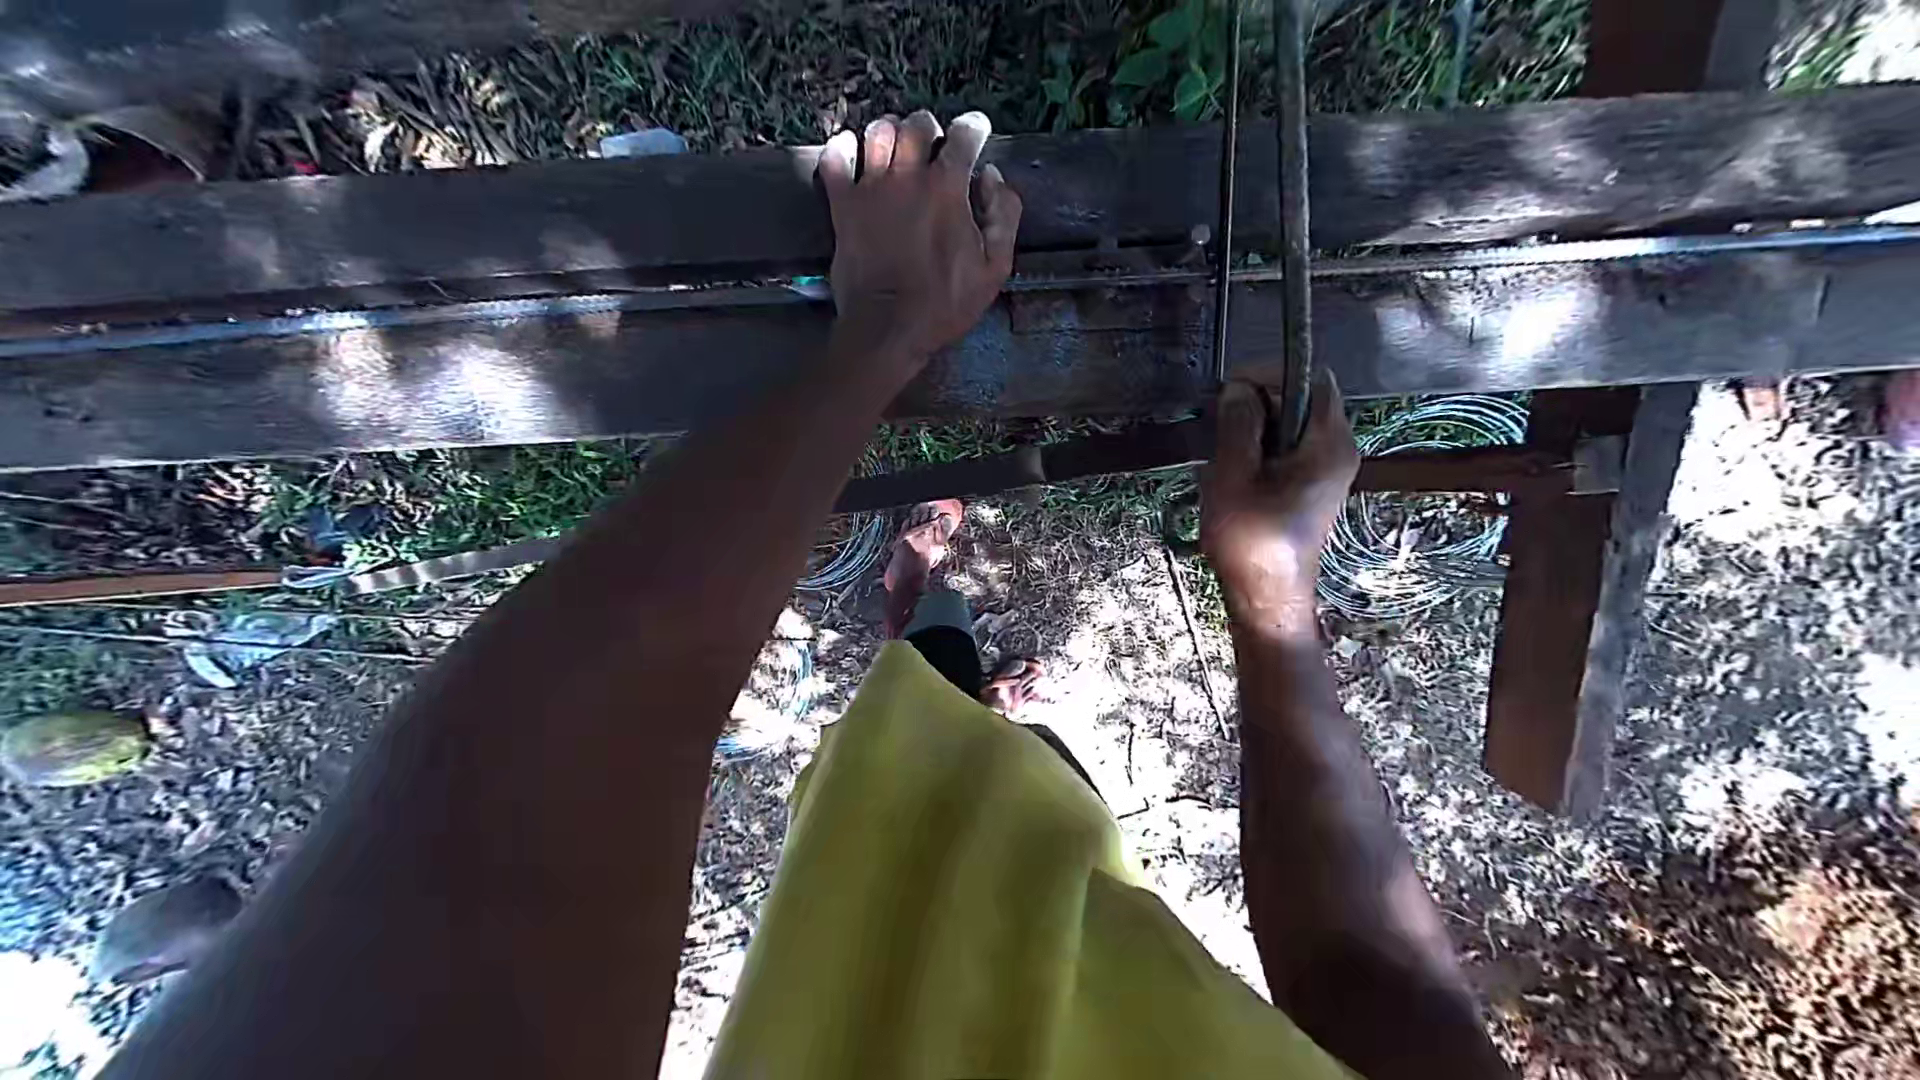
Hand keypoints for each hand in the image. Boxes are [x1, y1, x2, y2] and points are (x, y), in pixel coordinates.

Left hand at [816, 110, 1022, 359]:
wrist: (888, 328)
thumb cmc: (944, 304)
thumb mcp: (994, 268)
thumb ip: (1003, 216)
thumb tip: (993, 177)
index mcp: (947, 188)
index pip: (964, 136)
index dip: (974, 129)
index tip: (977, 133)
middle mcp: (907, 176)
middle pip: (917, 125)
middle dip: (931, 130)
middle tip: (934, 147)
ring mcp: (871, 189)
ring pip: (878, 132)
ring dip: (891, 133)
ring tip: (897, 150)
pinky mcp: (843, 207)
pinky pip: (835, 160)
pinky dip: (842, 149)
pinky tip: (851, 153)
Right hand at [1200, 373, 1359, 638]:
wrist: (1266, 596)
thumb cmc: (1250, 539)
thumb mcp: (1234, 476)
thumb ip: (1238, 426)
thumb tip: (1238, 387)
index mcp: (1329, 444)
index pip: (1310, 380)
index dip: (1269, 374)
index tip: (1229, 390)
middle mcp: (1339, 451)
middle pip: (1301, 402)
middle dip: (1258, 404)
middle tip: (1220, 424)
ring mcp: (1328, 471)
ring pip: (1290, 427)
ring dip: (1254, 430)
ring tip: (1223, 454)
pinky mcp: (1312, 487)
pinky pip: (1288, 450)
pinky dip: (1260, 450)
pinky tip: (1235, 473)